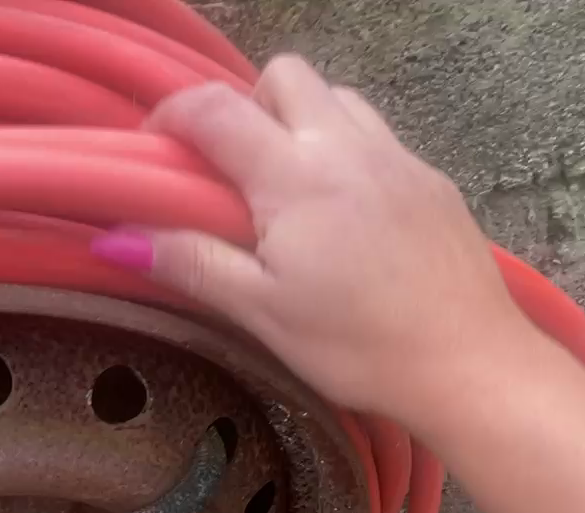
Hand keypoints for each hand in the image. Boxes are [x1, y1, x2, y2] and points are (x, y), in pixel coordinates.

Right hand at [92, 56, 551, 426]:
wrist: (466, 362)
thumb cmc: (357, 346)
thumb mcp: (264, 313)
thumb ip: (195, 265)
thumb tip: (117, 238)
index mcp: (295, 176)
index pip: (216, 111)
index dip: (173, 115)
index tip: (153, 145)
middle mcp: (348, 146)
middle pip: (283, 77)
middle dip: (245, 106)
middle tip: (232, 171)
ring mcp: (399, 159)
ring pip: (337, 99)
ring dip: (299, 123)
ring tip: (290, 189)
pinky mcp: (434, 183)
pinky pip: (379, 138)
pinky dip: (346, 151)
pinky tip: (349, 214)